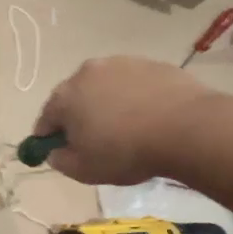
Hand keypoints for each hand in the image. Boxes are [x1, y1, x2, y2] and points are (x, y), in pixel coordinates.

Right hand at [32, 57, 219, 184]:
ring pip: (104, 88)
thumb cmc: (125, 152)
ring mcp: (122, 63)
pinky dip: (134, 98)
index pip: (45, 119)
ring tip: (126, 128)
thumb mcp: (83, 170)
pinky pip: (133, 84)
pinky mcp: (153, 64)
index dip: (48, 138)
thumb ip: (60, 160)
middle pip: (74, 98)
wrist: (187, 128)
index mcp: (64, 96)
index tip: (59, 152)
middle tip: (95, 141)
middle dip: (79, 117)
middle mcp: (87, 72)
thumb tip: (54, 152)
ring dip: (107, 104)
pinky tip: (149, 117)